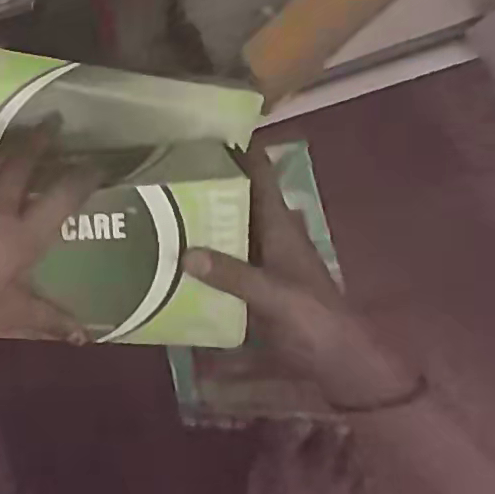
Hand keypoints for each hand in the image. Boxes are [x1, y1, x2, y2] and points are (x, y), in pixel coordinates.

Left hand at [0, 126, 99, 359]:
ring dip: (7, 146)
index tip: (96, 164)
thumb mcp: (15, 315)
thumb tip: (85, 335)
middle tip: (53, 122)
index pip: (62, 197)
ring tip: (17, 140)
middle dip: (41, 139)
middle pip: (24, 161)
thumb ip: (52, 317)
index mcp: (22, 238)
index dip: (84, 176)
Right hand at [183, 148, 420, 409]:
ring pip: (225, 226)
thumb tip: (187, 254)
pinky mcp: (249, 282)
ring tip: (156, 204)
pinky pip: (219, 258)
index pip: (260, 176)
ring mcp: (257, 258)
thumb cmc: (314, 319)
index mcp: (279, 225)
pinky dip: (199, 252)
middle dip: (206, 181)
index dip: (239, 150)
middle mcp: (266, 234)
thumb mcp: (275, 295)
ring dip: (199, 216)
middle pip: (235, 198)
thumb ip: (234, 275)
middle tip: (163, 168)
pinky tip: (170, 253)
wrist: (338, 361)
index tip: (203, 132)